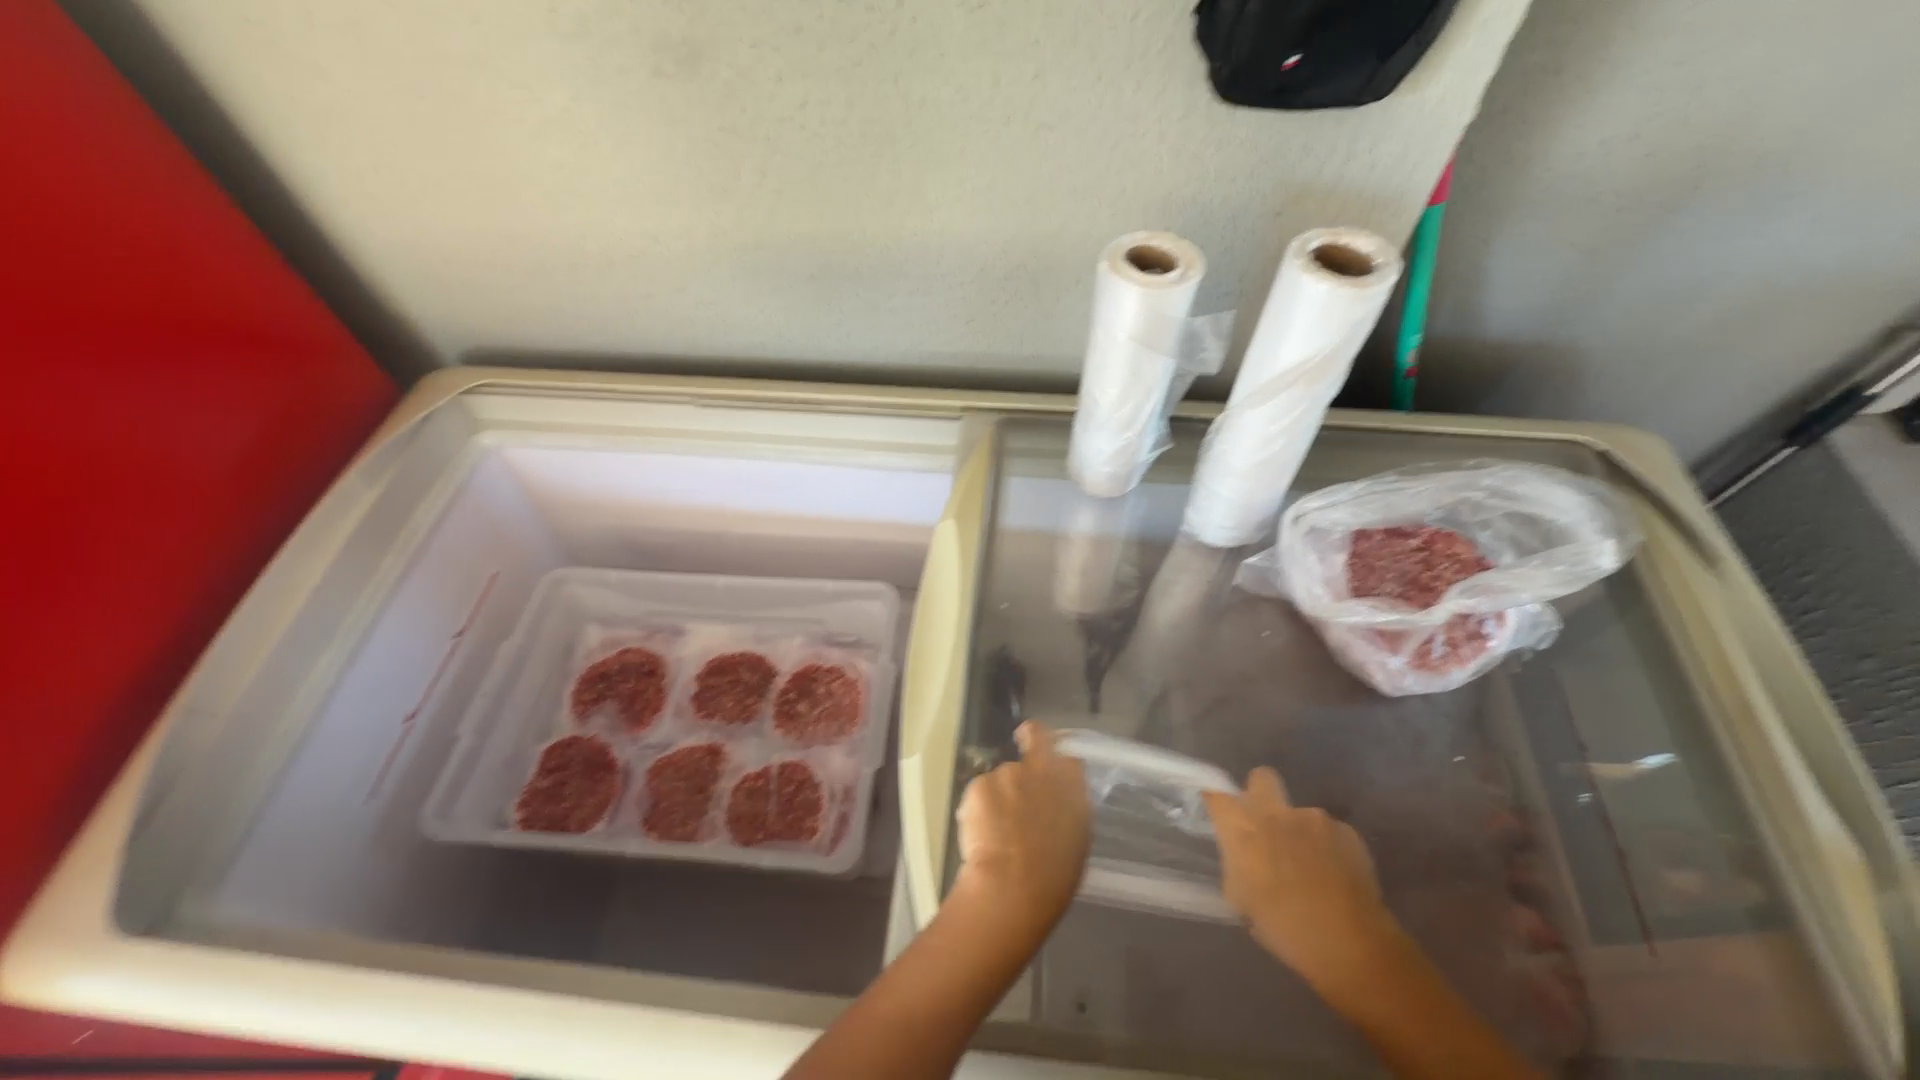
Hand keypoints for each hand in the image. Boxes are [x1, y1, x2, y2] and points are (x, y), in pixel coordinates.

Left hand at [953, 722, 1091, 928]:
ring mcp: (1008, 773)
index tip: (1048, 764)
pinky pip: (979, 792)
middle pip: (1034, 741)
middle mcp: (1042, 769)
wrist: (1014, 885)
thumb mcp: (1075, 840)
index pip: (1067, 756)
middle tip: (1020, 760)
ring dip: (999, 793)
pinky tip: (980, 834)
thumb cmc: (1053, 876)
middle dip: (1028, 739)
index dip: (1056, 756)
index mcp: (1072, 786)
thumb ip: (1066, 810)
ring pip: (1001, 777)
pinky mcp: (979, 784)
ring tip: (995, 829)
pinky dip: (978, 808)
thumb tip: (1054, 804)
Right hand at [1204, 767, 1404, 991]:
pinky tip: (1333, 876)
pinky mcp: (1347, 831)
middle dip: (1260, 793)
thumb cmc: (1282, 927)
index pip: (1217, 797)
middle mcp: (1277, 813)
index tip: (1220, 818)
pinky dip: (1326, 848)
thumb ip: (1238, 866)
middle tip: (1265, 826)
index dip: (1217, 804)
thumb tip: (1245, 858)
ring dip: (1299, 833)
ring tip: (1310, 869)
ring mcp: (1315, 818)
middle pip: (1262, 778)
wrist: (1348, 942)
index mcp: (1243, 829)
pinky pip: (1328, 832)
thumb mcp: (1241, 899)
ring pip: (1300, 814)